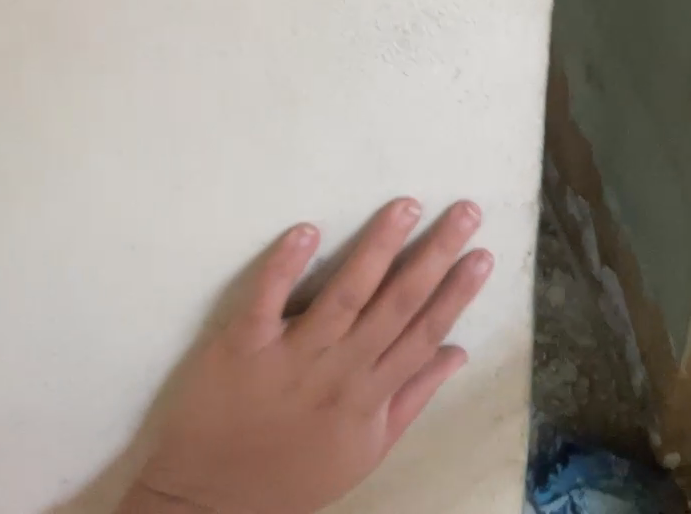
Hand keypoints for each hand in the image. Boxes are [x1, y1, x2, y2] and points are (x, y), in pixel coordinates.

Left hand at [119, 199, 495, 513]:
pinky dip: (285, 266)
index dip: (458, 292)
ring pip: (344, 293)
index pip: (425, 333)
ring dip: (377, 247)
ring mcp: (291, 357)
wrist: (206, 506)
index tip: (484, 254)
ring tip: (406, 206)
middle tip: (465, 210)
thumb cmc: (294, 477)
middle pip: (397, 302)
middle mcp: (339, 370)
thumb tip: (459, 350)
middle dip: (435, 253)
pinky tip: (308, 229)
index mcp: (370, 395)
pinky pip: (266, 300)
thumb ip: (413, 396)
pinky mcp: (241, 347)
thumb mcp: (366, 451)